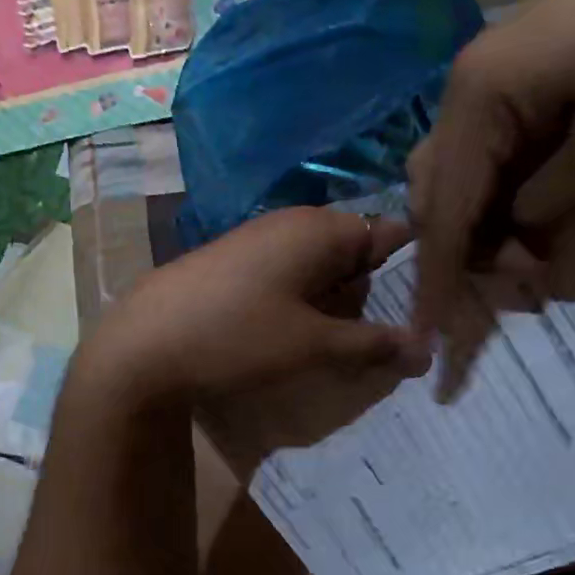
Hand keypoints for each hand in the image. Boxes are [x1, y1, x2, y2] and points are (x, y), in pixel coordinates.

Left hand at [88, 207, 428, 400]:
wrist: (140, 348)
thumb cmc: (237, 336)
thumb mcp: (314, 346)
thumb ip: (374, 344)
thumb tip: (426, 350)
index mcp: (322, 229)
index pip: (392, 232)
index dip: (416, 267)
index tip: (434, 304)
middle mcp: (295, 223)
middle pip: (360, 250)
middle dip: (380, 290)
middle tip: (398, 333)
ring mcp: (263, 240)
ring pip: (327, 265)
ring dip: (345, 300)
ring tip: (356, 340)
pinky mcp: (240, 262)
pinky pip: (295, 274)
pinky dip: (312, 300)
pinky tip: (306, 333)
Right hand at [406, 0, 574, 336]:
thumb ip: (548, 207)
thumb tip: (515, 241)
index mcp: (478, 97)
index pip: (442, 209)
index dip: (437, 280)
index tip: (431, 341)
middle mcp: (475, 82)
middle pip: (442, 186)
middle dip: (463, 248)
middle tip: (512, 288)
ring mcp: (509, 71)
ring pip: (475, 167)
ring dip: (491, 222)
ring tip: (531, 260)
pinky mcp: (543, 71)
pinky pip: (510, 145)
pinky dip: (518, 191)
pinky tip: (541, 216)